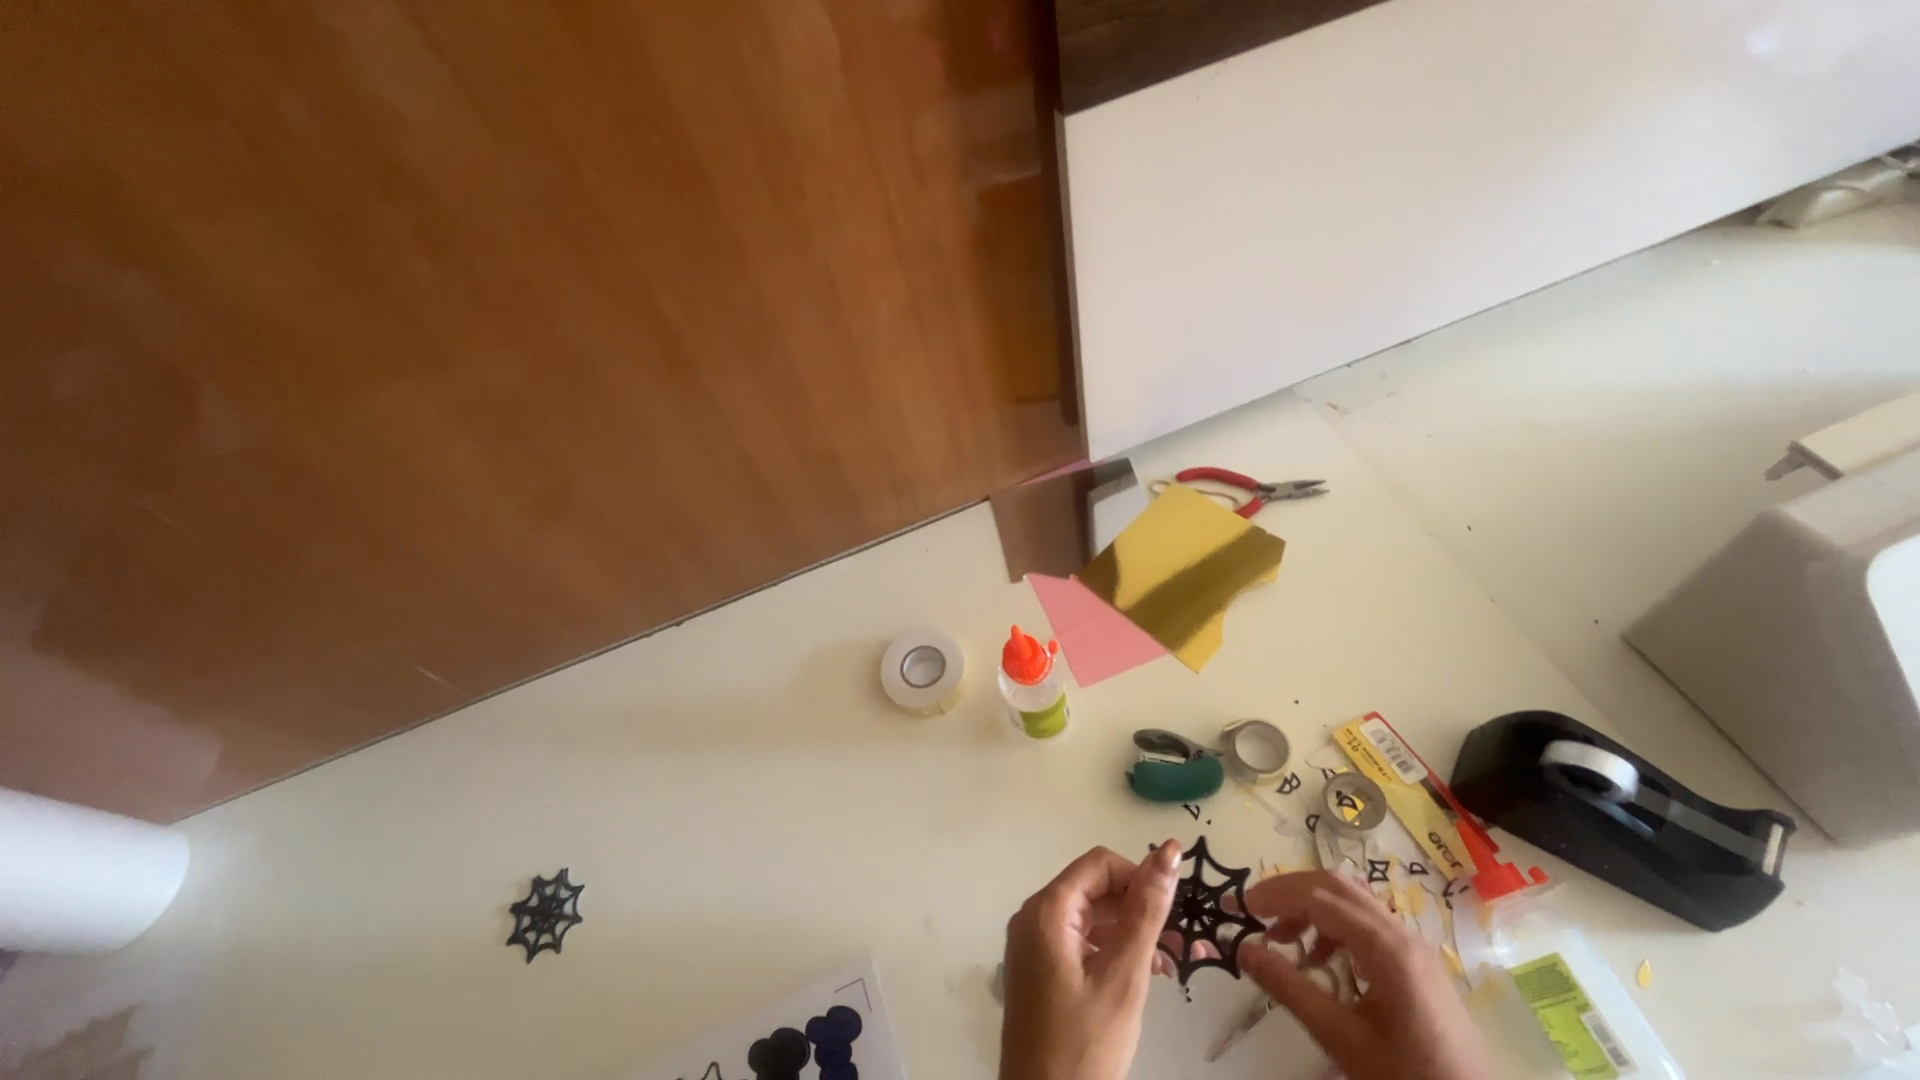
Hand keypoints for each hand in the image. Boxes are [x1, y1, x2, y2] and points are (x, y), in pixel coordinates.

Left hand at [999, 842, 1182, 1079]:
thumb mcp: (1123, 975)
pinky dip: (1112, 949)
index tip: (1174, 913)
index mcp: (1046, 911)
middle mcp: (1033, 918)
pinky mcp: (1040, 970)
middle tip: (1182, 944)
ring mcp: (1033, 945)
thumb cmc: (1084, 1045)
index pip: (1100, 864)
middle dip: (1139, 907)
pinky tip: (1142, 975)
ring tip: (1170, 963)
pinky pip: (1080, 941)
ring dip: (1130, 930)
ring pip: (1091, 916)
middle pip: (1094, 888)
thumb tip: (1170, 851)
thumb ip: (1146, 911)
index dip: (1140, 877)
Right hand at [1236, 871, 1491, 1079]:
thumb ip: (1290, 988)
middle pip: (1336, 887)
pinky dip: (1333, 927)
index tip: (1239, 907)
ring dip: (1310, 908)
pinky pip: (1367, 925)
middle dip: (1289, 891)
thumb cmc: (1406, 1076)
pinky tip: (1318, 960)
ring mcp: (1413, 947)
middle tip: (1254, 910)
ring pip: (1352, 902)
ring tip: (1280, 939)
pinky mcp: (1416, 964)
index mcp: (1386, 948)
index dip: (1274, 896)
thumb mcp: (1341, 1038)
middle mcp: (1402, 934)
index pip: (1319, 898)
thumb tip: (1244, 949)